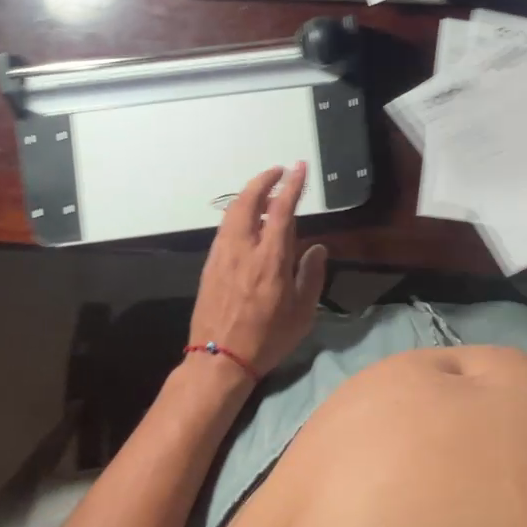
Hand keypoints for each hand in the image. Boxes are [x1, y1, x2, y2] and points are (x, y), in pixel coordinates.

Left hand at [191, 162, 327, 378]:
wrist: (219, 359)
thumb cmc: (267, 338)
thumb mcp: (302, 313)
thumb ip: (311, 275)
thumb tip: (317, 248)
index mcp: (270, 258)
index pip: (281, 209)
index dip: (291, 184)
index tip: (298, 167)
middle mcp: (243, 248)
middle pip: (248, 201)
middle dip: (263, 180)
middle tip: (278, 172)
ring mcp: (222, 255)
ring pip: (232, 213)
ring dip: (249, 195)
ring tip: (264, 193)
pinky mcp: (210, 265)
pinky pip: (225, 229)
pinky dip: (238, 215)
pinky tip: (246, 222)